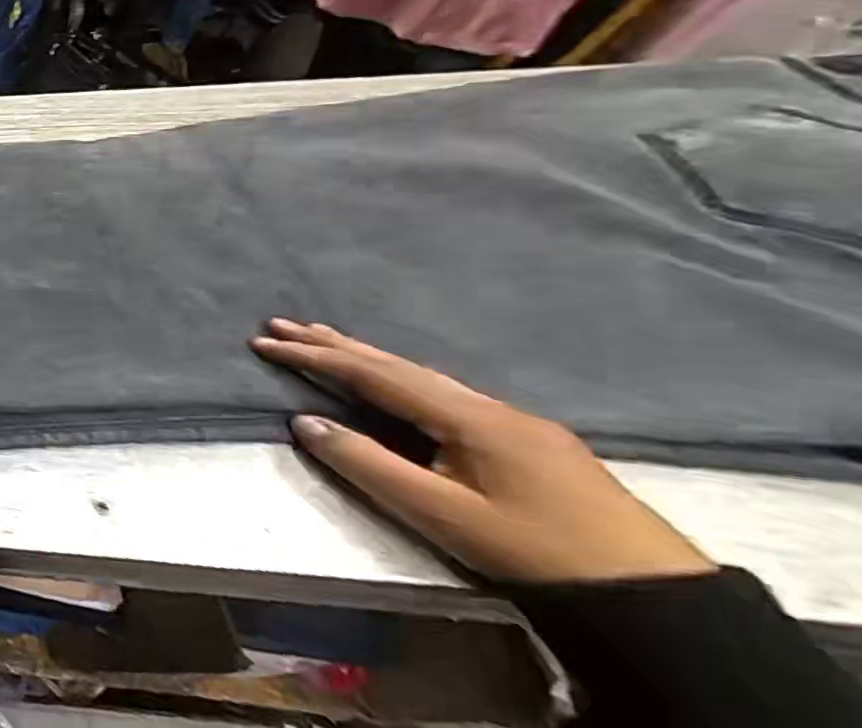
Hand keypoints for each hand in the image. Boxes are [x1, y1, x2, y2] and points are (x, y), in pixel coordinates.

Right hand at [251, 319, 714, 583]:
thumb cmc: (536, 553)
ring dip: (365, 355)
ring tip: (324, 339)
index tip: (264, 341)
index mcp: (465, 415)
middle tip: (282, 324)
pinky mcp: (526, 438)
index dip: (314, 355)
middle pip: (394, 363)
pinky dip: (398, 376)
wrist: (656, 596)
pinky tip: (392, 380)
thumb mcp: (442, 515)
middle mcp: (485, 404)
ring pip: (420, 374)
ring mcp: (510, 418)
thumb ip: (368, 464)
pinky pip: (441, 391)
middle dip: (333, 343)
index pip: (371, 373)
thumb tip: (304, 422)